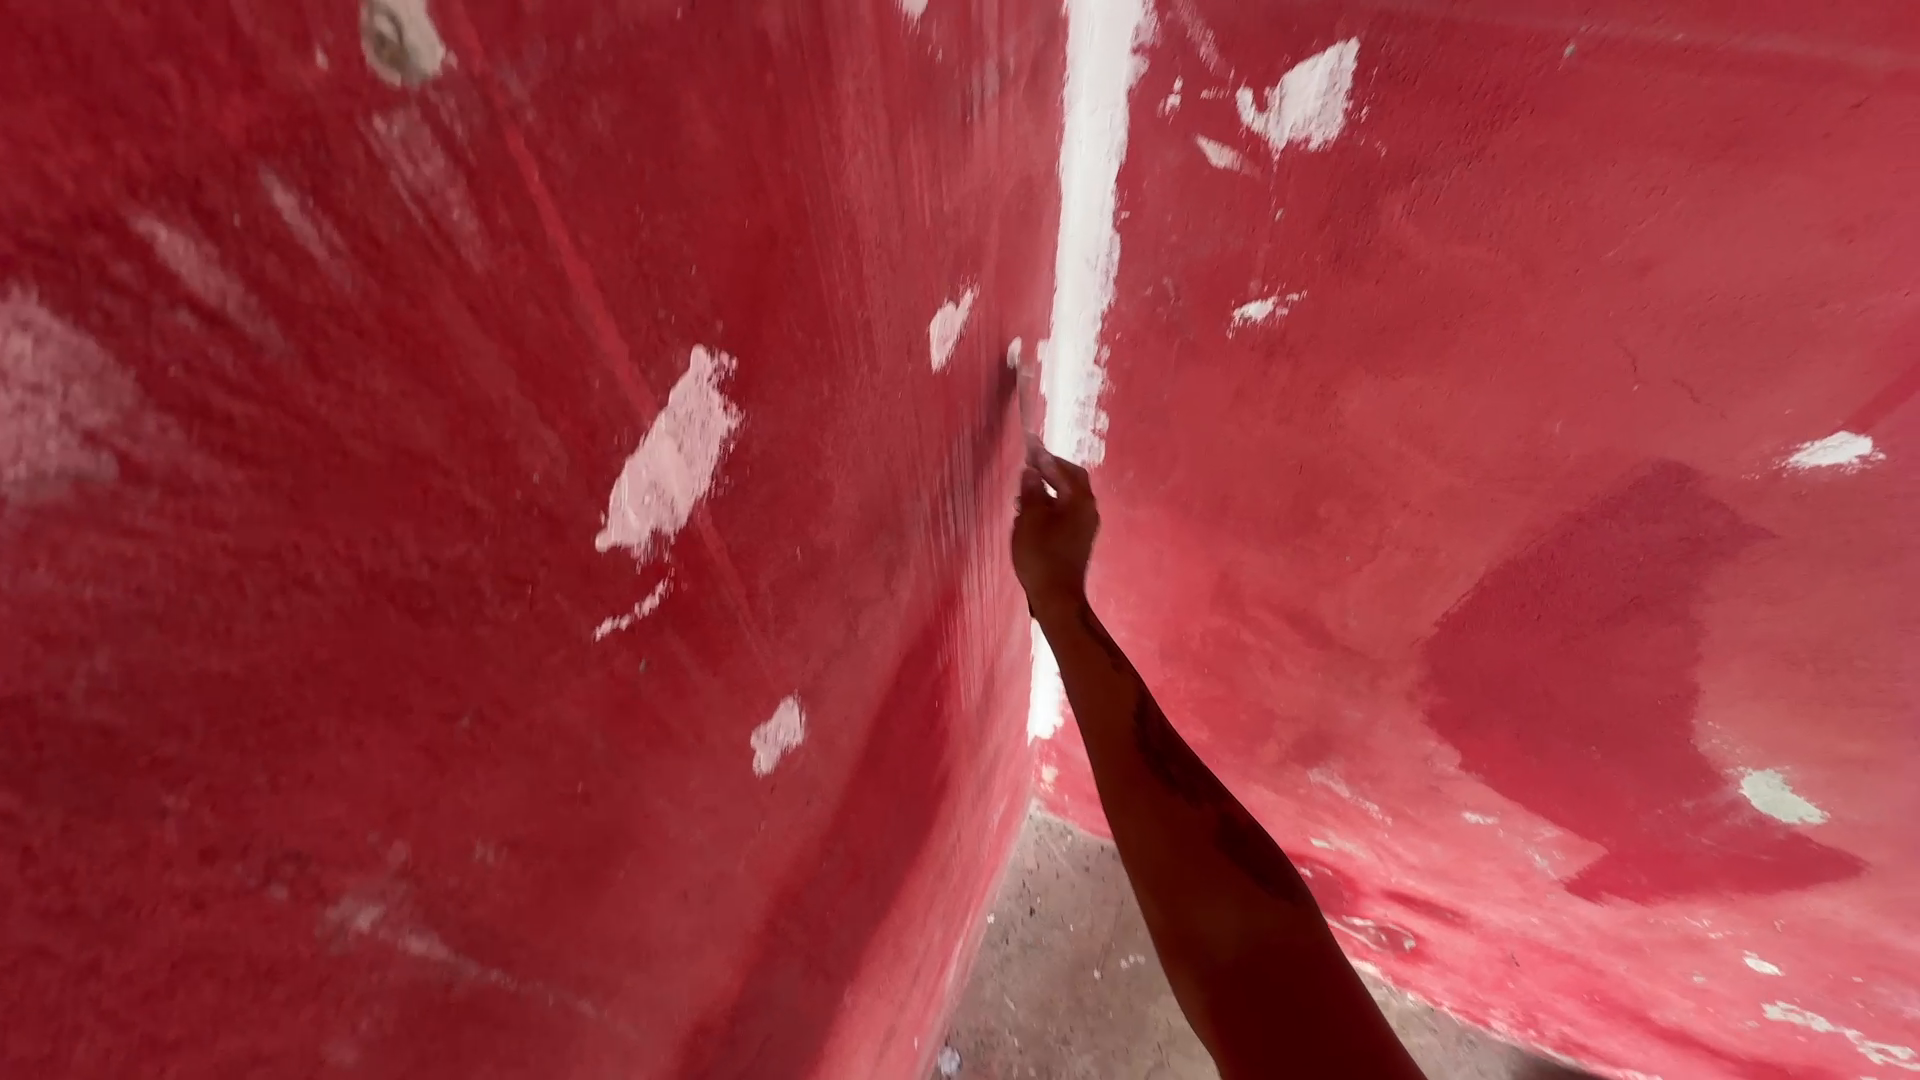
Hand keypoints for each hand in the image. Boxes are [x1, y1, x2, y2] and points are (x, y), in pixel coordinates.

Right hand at [1011, 439, 1098, 620]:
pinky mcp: (1079, 539)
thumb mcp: (1029, 518)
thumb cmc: (1041, 555)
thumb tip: (1032, 472)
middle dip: (1052, 468)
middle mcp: (1089, 508)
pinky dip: (1053, 503)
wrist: (1057, 596)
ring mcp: (1086, 525)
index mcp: (1079, 499)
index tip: (1028, 444)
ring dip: (1051, 486)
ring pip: (1069, 495)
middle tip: (1031, 462)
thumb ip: (1031, 490)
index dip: (1043, 455)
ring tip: (1028, 485)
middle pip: (1072, 479)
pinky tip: (1035, 509)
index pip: (1062, 467)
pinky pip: (1067, 511)